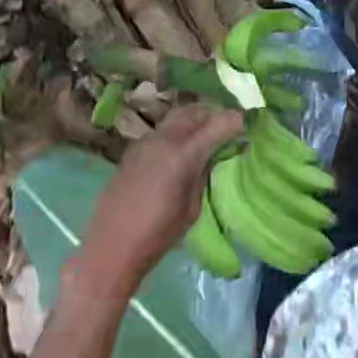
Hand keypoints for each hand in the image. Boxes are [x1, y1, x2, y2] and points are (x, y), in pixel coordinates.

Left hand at [76, 105, 243, 292]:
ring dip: (196, 120)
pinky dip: (179, 129)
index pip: (218, 122)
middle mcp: (164, 138)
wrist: (110, 247)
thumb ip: (203, 174)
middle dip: (215, 114)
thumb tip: (212, 155)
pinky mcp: (134, 148)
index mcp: (183, 153)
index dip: (236, 121)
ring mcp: (146, 140)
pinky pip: (163, 129)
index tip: (248, 127)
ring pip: (178, 116)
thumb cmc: (157, 235)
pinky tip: (184, 148)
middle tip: (229, 128)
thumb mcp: (192, 208)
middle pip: (196, 111)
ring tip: (208, 136)